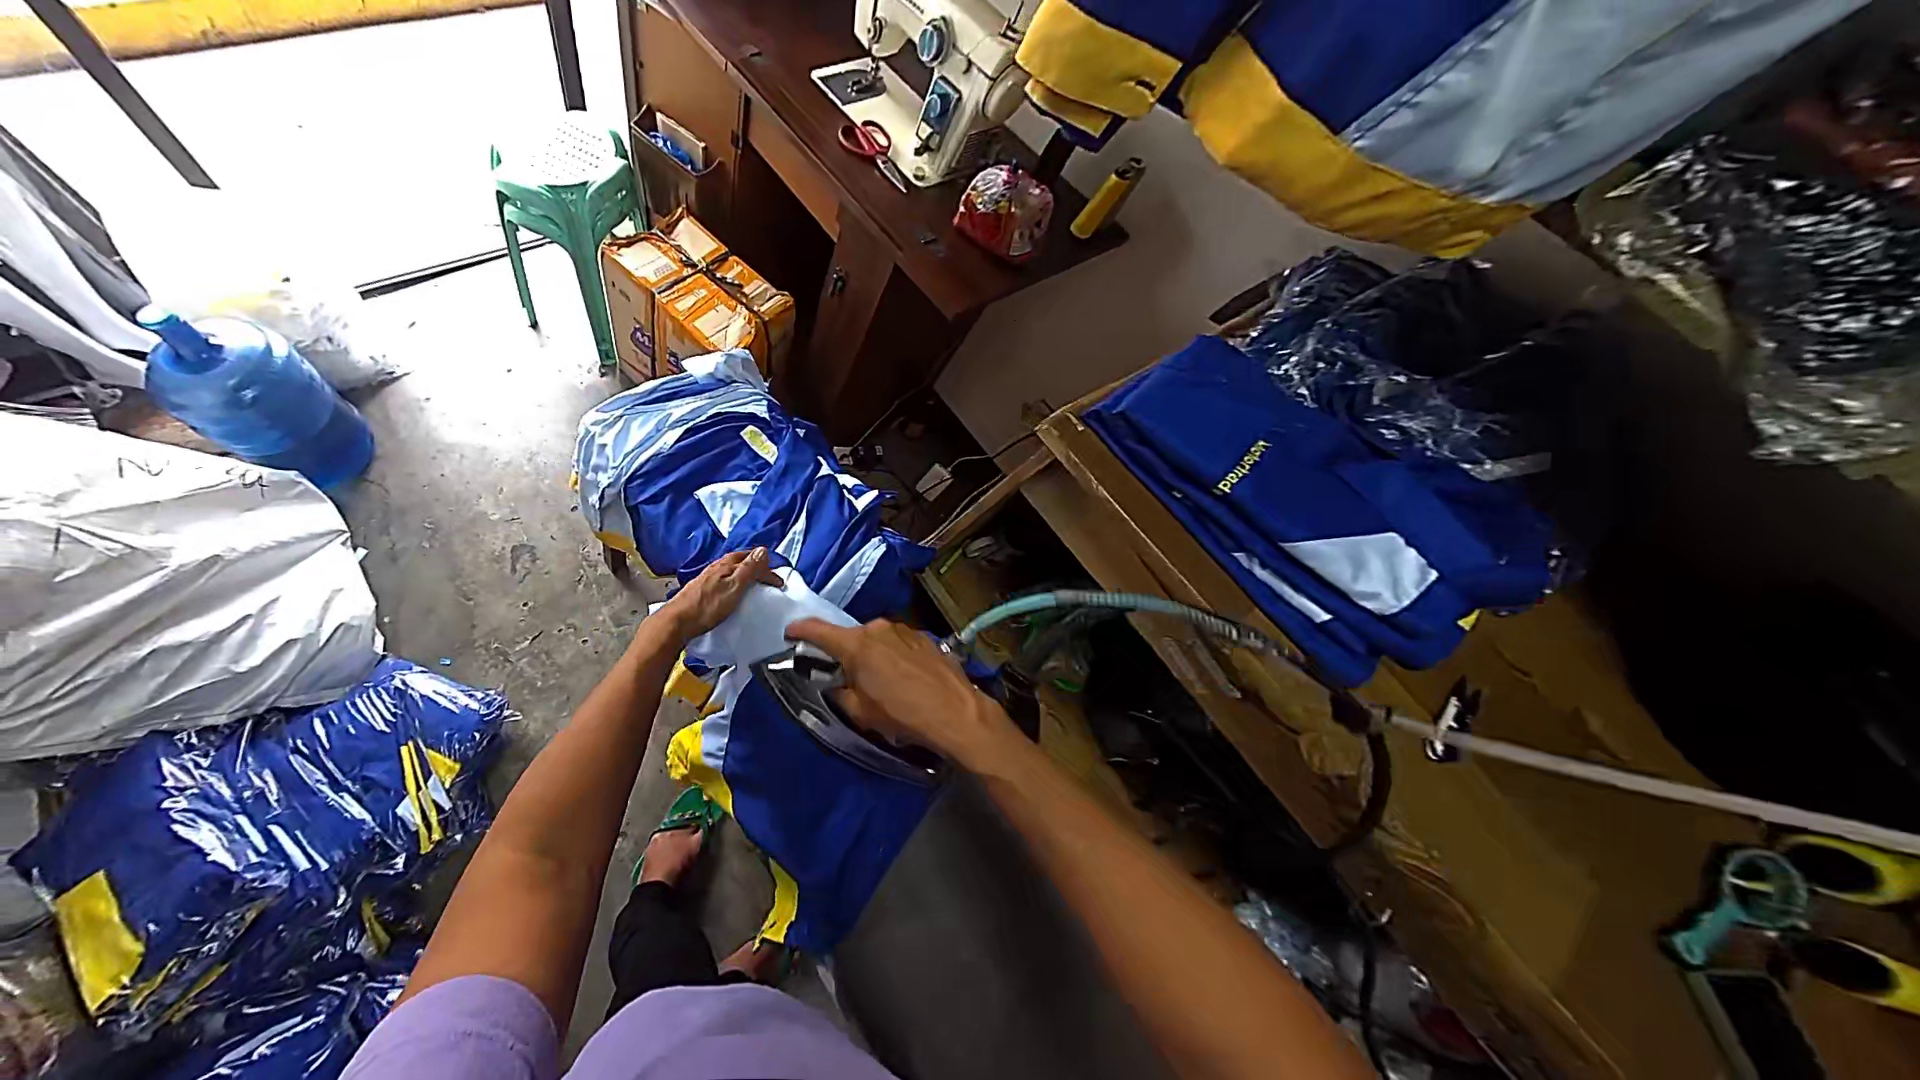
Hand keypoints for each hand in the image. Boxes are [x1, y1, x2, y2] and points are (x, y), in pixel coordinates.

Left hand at [657, 547, 779, 642]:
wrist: (677, 623)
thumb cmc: (706, 607)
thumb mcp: (734, 588)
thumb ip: (749, 569)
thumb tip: (763, 551)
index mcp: (726, 565)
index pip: (752, 559)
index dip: (768, 569)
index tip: (778, 582)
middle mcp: (715, 568)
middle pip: (740, 560)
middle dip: (755, 564)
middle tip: (767, 575)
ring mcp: (707, 578)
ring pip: (730, 569)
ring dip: (744, 572)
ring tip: (753, 582)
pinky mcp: (701, 590)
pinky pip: (723, 579)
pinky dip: (733, 581)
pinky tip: (732, 591)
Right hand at [783, 617, 1019, 768]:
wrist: (955, 712)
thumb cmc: (903, 714)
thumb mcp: (861, 712)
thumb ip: (841, 694)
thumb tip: (837, 685)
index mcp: (857, 644)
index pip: (818, 630)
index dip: (800, 631)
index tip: (790, 632)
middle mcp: (879, 628)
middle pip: (851, 637)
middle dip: (846, 654)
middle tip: (848, 678)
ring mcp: (904, 630)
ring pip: (877, 640)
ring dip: (873, 655)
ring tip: (882, 682)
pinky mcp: (924, 637)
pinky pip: (898, 643)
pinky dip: (894, 656)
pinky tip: (904, 678)